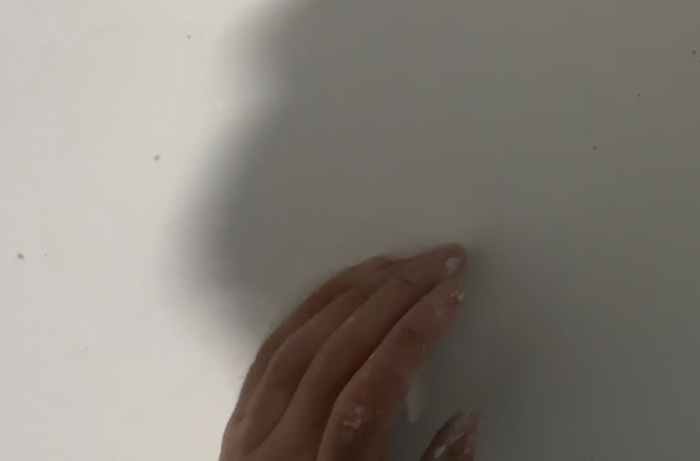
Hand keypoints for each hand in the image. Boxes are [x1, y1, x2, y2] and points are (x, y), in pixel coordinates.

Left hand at [221, 246, 476, 460]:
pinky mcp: (233, 435)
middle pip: (337, 355)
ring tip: (403, 261)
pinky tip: (345, 287)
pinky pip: (267, 358)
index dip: (415, 332)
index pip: (370, 391)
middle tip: (444, 258)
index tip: (455, 290)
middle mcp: (277, 458)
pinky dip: (309, 312)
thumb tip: (466, 420)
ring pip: (298, 348)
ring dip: (356, 292)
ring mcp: (247, 445)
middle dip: (398, 294)